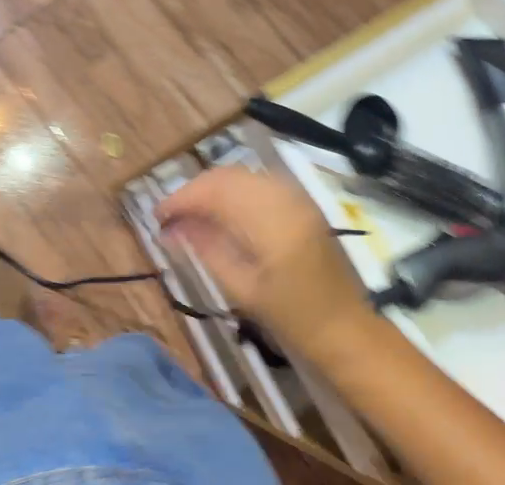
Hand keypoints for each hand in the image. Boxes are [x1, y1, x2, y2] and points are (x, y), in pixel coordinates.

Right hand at [156, 166, 371, 357]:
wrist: (346, 331)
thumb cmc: (293, 319)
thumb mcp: (242, 289)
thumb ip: (206, 250)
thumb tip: (171, 228)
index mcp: (271, 222)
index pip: (216, 192)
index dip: (182, 198)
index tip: (158, 215)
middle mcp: (285, 198)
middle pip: (228, 176)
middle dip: (195, 190)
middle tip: (171, 216)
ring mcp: (297, 197)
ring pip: (242, 175)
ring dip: (213, 188)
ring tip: (192, 213)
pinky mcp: (303, 203)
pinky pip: (259, 182)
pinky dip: (234, 190)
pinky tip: (221, 211)